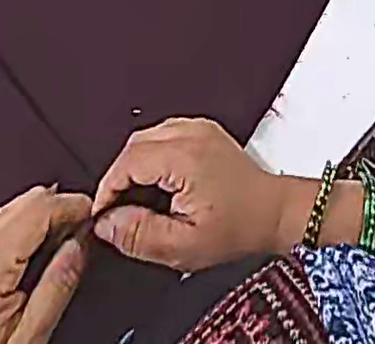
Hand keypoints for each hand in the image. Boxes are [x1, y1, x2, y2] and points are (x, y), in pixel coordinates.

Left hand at [0, 187, 91, 343]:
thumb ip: (59, 284)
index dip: (75, 204)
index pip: (41, 206)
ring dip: (42, 215)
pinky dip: (21, 227)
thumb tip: (82, 243)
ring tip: (64, 240)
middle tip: (83, 229)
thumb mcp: (29, 338)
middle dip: (61, 206)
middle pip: (26, 200)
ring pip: (11, 209)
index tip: (96, 214)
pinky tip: (35, 251)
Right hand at [91, 118, 310, 271]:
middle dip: (119, 177)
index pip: (129, 161)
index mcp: (186, 156)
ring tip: (139, 200)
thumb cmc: (237, 226)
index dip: (108, 189)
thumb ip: (139, 235)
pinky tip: (158, 183)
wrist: (270, 211)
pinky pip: (165, 134)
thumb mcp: (182, 246)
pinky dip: (152, 155)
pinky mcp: (204, 130)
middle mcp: (193, 133)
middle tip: (118, 211)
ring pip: (148, 136)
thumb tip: (107, 223)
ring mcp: (200, 128)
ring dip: (135, 165)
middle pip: (135, 144)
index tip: (104, 216)